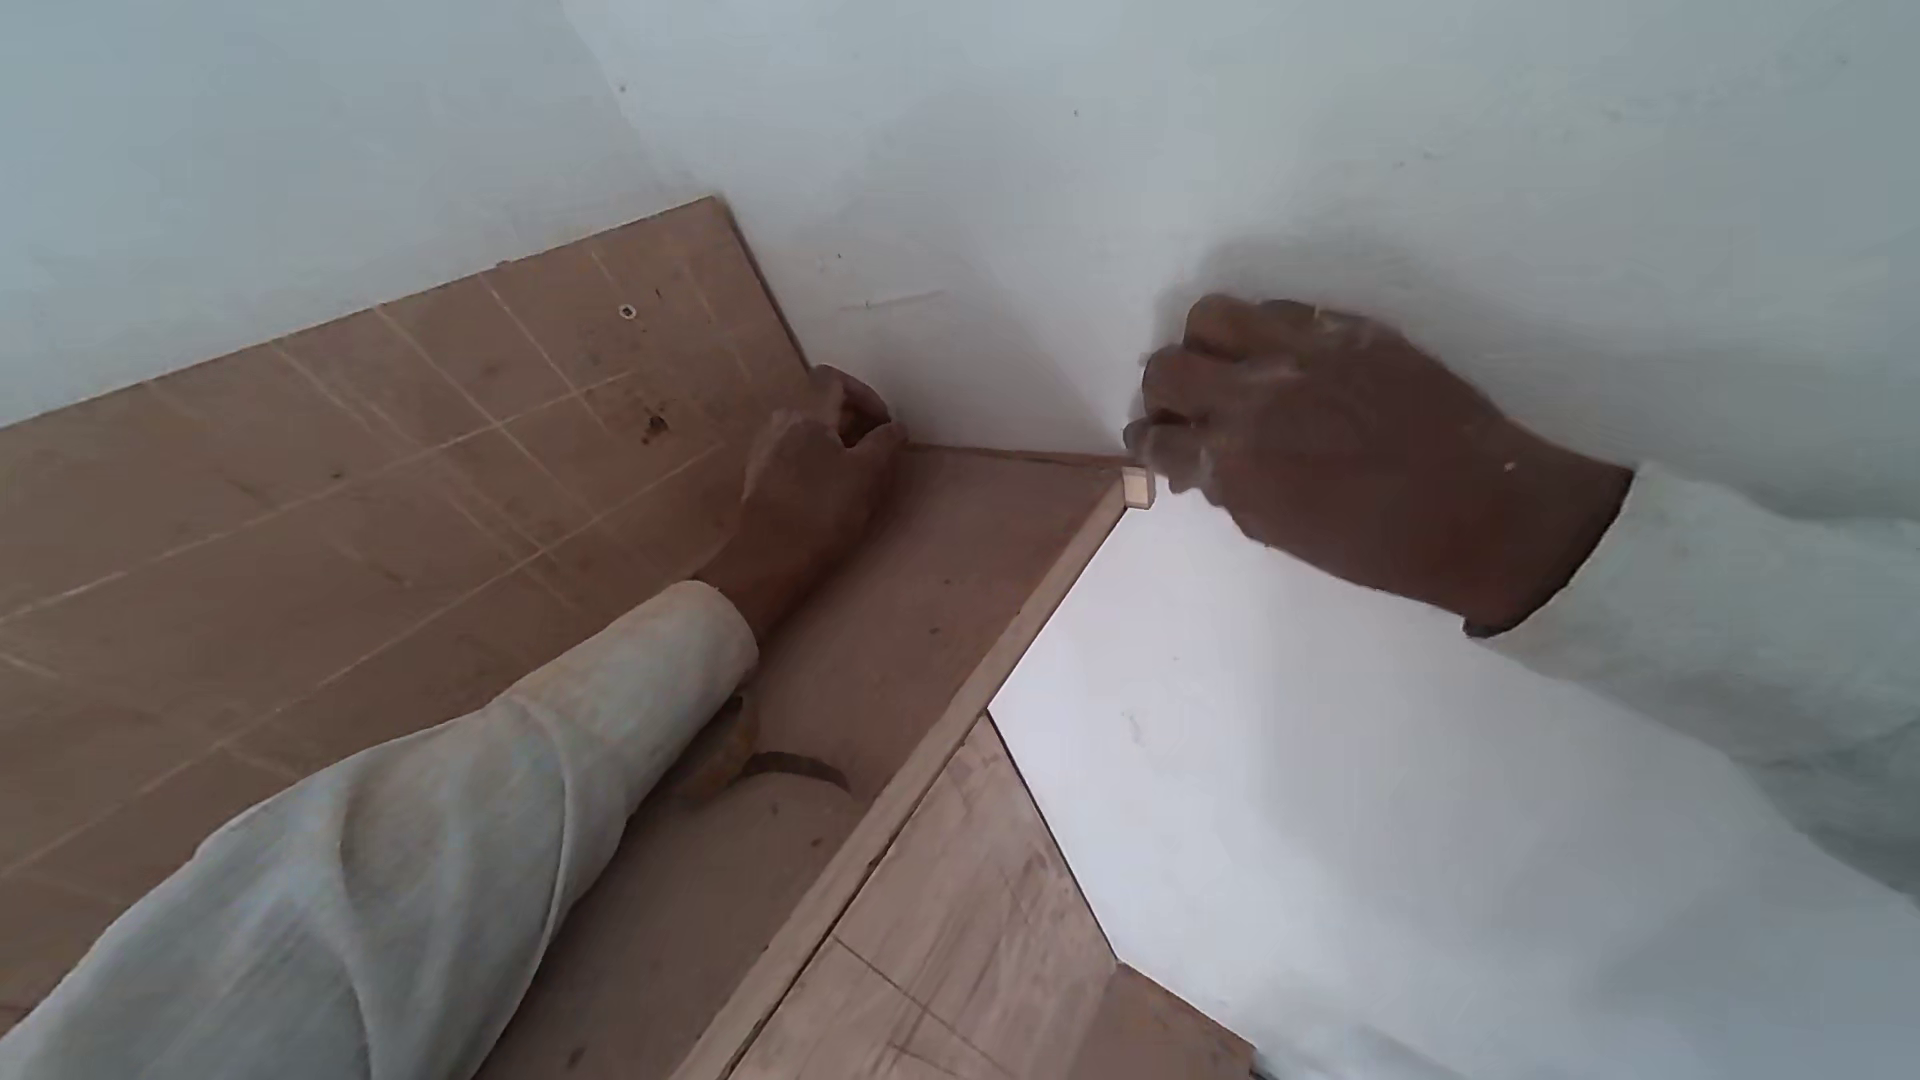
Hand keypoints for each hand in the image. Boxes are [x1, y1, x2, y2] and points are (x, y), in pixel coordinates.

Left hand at [697, 367, 906, 640]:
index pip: (834, 379)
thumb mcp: (868, 475)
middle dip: (854, 423)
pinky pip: (794, 455)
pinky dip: (816, 461)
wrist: (770, 557)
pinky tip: (827, 492)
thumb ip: (885, 444)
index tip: (884, 425)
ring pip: (808, 432)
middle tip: (877, 453)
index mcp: (807, 415)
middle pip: (821, 406)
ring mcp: (765, 450)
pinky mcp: (759, 478)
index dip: (865, 394)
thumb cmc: (824, 511)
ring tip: (855, 475)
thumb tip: (896, 427)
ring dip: (836, 443)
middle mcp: (780, 423)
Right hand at [1125, 295, 1630, 629]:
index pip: (1154, 438)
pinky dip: (1262, 335)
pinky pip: (1277, 310)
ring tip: (1226, 368)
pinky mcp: (1347, 330)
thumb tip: (1196, 457)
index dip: (1146, 442)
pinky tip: (1281, 362)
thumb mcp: (1269, 527)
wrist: (1477, 512)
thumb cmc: (1364, 542)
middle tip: (1185, 407)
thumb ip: (1220, 484)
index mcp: (1228, 459)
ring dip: (1203, 346)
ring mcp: (1299, 353)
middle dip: (1162, 391)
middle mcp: (1250, 396)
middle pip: (1165, 367)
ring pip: (1210, 316)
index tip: (1154, 442)